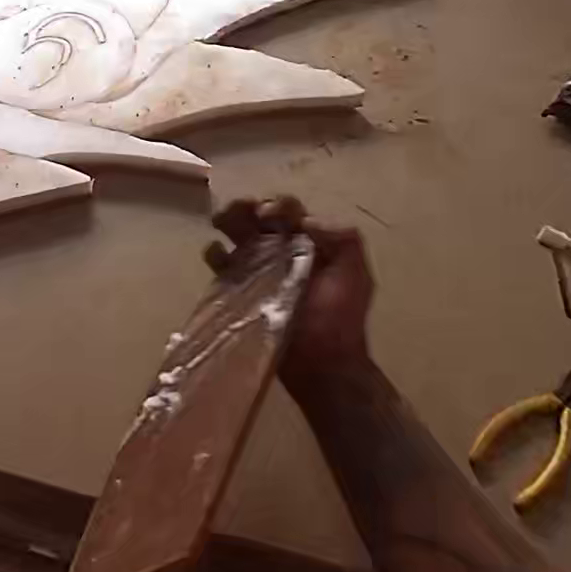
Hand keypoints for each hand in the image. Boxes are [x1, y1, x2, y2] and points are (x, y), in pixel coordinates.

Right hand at [204, 197, 373, 380]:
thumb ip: (343, 239)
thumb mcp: (356, 275)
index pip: (289, 211)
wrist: (321, 365)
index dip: (278, 206)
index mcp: (308, 242)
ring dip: (227, 220)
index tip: (270, 215)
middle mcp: (280, 250)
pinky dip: (215, 253)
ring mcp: (257, 268)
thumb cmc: (339, 318)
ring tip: (220, 220)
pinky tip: (217, 253)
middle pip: (256, 216)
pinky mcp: (238, 288)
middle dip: (246, 206)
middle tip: (240, 210)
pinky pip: (221, 264)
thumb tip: (306, 220)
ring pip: (236, 233)